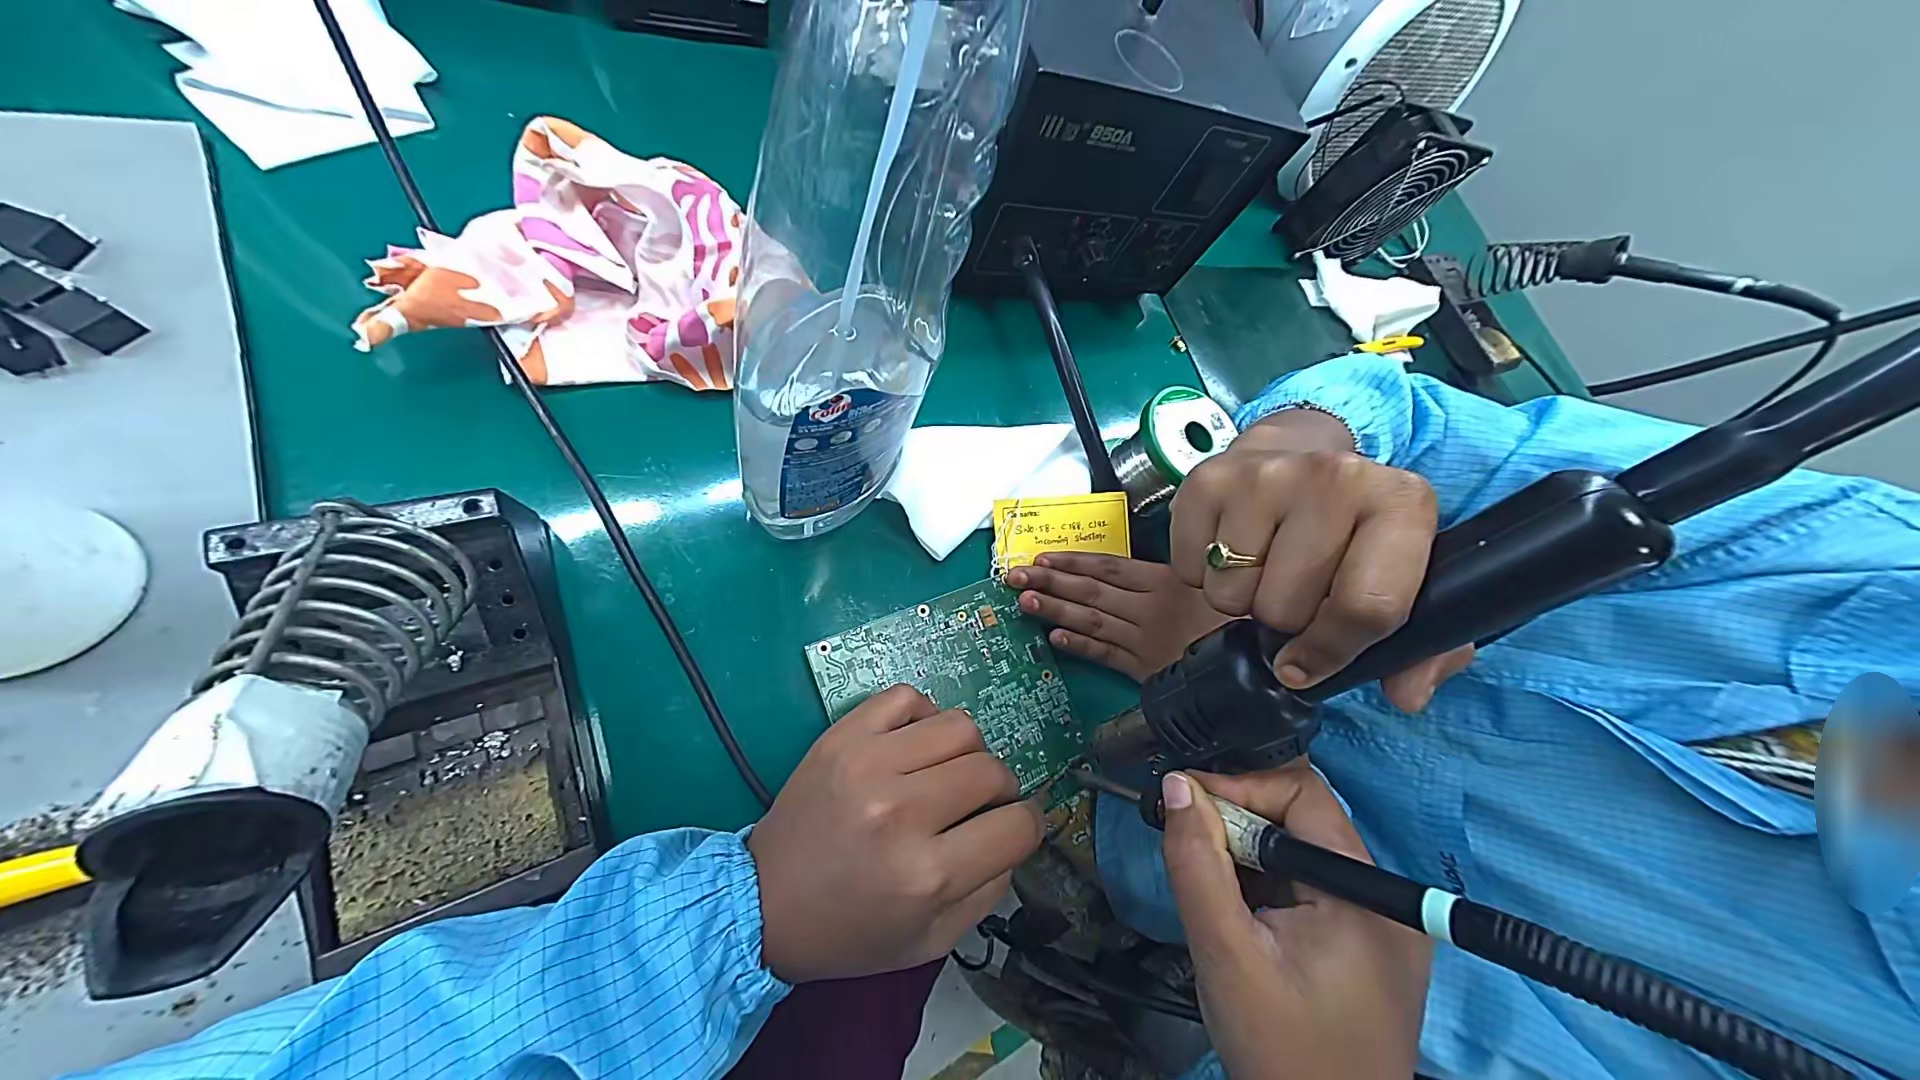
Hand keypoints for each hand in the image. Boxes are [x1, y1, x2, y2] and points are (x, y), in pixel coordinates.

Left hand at [749, 685, 1044, 982]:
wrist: (763, 902)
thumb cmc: (849, 930)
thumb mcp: (931, 940)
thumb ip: (990, 890)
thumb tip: (1016, 831)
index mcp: (926, 874)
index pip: (1016, 825)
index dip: (1028, 824)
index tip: (1015, 825)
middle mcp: (900, 811)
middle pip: (992, 770)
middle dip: (1000, 790)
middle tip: (977, 804)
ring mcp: (868, 763)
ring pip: (959, 726)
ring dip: (966, 751)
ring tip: (944, 772)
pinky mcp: (842, 735)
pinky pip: (907, 697)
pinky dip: (923, 715)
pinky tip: (913, 744)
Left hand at [1004, 552, 1231, 681]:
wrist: (1268, 666)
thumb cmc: (1246, 618)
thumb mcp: (1215, 585)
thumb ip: (1175, 579)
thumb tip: (1141, 572)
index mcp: (1165, 580)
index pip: (1108, 567)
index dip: (1072, 561)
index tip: (1043, 557)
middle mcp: (1149, 607)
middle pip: (1090, 590)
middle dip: (1050, 581)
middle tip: (1015, 575)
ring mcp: (1145, 639)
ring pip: (1091, 620)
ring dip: (1056, 609)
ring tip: (1026, 600)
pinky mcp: (1147, 669)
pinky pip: (1107, 655)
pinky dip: (1080, 646)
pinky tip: (1055, 639)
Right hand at [1161, 766, 1432, 1078]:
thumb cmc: (1279, 1052)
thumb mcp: (1224, 952)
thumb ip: (1197, 862)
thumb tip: (1177, 785)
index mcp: (1362, 893)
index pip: (1302, 793)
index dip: (1239, 786)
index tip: (1186, 800)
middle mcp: (1380, 896)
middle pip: (1301, 816)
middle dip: (1237, 819)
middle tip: (1189, 838)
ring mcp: (1376, 920)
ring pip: (1298, 846)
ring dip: (1245, 849)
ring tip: (1210, 876)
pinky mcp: (1362, 940)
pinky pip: (1304, 879)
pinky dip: (1262, 878)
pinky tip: (1237, 905)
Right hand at [1170, 407, 1473, 709]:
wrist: (1292, 450)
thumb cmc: (1348, 525)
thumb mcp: (1406, 577)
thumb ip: (1424, 647)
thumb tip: (1404, 695)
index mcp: (1400, 501)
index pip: (1365, 607)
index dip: (1333, 652)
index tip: (1308, 664)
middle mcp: (1332, 477)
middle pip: (1285, 608)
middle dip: (1281, 616)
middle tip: (1288, 589)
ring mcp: (1262, 476)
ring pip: (1230, 594)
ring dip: (1238, 596)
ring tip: (1258, 567)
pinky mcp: (1206, 482)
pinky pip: (1187, 570)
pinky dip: (1201, 575)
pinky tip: (1225, 548)